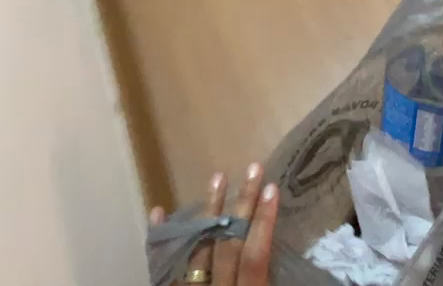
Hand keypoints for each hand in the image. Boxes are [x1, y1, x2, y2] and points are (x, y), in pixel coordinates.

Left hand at [149, 162, 279, 285]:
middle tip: (253, 168)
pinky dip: (159, 239)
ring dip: (208, 211)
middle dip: (242, 205)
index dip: (263, 223)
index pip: (254, 257)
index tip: (272, 188)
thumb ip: (266, 277)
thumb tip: (284, 251)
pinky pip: (162, 266)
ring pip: (198, 248)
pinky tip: (158, 212)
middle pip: (228, 244)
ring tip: (219, 177)